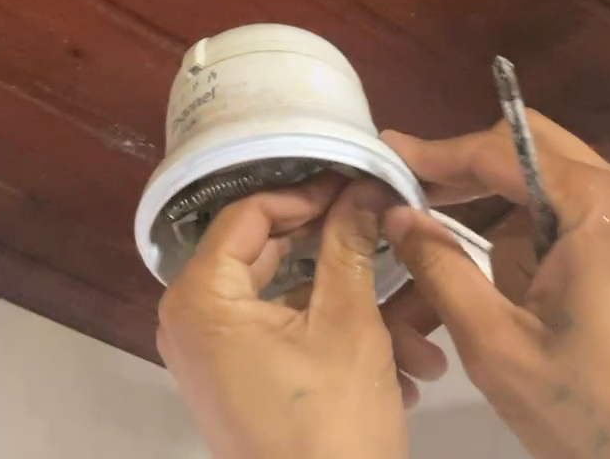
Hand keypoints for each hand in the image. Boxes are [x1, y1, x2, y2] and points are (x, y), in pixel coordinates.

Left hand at [156, 177, 445, 458]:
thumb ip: (348, 244)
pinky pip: (282, 337)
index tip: (354, 184)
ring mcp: (212, 354)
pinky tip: (399, 364)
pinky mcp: (235, 382)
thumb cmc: (330, 425)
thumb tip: (362, 186)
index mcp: (200, 296)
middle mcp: (191, 318)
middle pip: (268, 256)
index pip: (249, 214)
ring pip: (286, 302)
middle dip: (339, 258)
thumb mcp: (347, 324)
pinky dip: (333, 341)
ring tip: (418, 333)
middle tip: (386, 234)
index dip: (305, 194)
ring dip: (351, 310)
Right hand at [380, 117, 609, 458]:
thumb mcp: (498, 346)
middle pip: (527, 149)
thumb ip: (439, 267)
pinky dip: (532, 236)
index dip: (434, 154)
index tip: (383, 155)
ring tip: (455, 255)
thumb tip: (396, 212)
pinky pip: (576, 220)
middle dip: (467, 171)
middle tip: (416, 196)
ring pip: (550, 185)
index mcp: (599, 206)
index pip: (496, 150)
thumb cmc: (602, 419)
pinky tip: (509, 284)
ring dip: (498, 209)